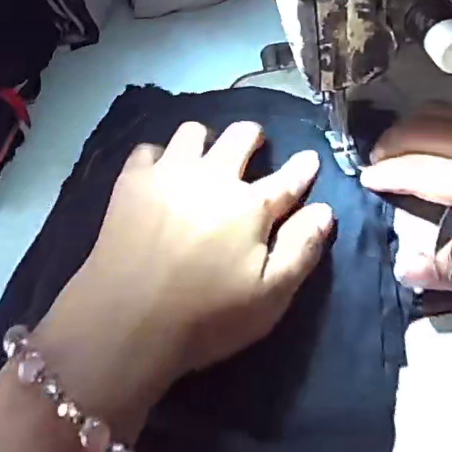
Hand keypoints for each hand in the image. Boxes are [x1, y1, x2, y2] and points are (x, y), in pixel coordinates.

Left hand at [37, 122, 333, 415]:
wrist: (126, 319)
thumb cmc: (206, 317)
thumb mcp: (269, 297)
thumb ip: (300, 249)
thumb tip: (324, 210)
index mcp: (250, 206)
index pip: (287, 178)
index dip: (303, 167)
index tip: (309, 158)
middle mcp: (212, 176)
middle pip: (240, 135)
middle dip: (252, 136)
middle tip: (252, 148)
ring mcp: (168, 172)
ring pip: (193, 131)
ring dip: (205, 141)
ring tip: (203, 159)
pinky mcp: (132, 178)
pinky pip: (149, 148)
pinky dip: (159, 157)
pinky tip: (160, 174)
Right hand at [361, 109, 451, 312]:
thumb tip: (403, 267)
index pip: (410, 168)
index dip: (381, 176)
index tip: (361, 187)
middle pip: (417, 128)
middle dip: (387, 146)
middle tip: (374, 172)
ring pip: (438, 111)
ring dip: (411, 129)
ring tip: (399, 157)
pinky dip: (436, 122)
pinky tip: (441, 146)